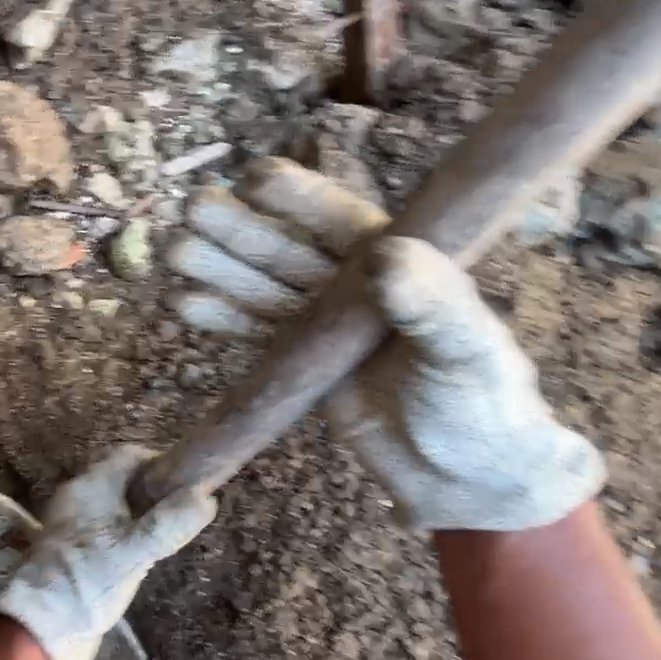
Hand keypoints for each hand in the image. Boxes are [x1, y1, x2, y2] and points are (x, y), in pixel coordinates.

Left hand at [0, 446, 216, 659]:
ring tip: (163, 530)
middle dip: (150, 487)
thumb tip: (206, 498)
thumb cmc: (88, 580)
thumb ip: (168, 525)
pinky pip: (101, 520)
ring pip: (110, 499)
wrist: (43, 621)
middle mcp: (76, 494)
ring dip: (137, 508)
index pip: (127, 456)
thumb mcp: (135, 553)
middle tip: (177, 509)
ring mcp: (69, 517)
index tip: (185, 482)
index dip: (159, 463)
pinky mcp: (68, 541)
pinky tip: (137, 549)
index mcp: (90, 486)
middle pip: (119, 476)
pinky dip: (122, 525)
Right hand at [165, 159, 602, 532]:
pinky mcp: (299, 364)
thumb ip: (434, 305)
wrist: (463, 481)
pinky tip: (184, 303)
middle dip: (238, 230)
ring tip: (174, 251)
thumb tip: (386, 254)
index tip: (253, 178)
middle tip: (192, 209)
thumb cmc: (486, 411)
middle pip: (285, 250)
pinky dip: (221, 319)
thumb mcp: (472, 354)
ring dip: (218, 269)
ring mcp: (321, 326)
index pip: (339, 222)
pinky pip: (254, 333)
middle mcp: (352, 287)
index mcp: (401, 266)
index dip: (296, 198)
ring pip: (261, 287)